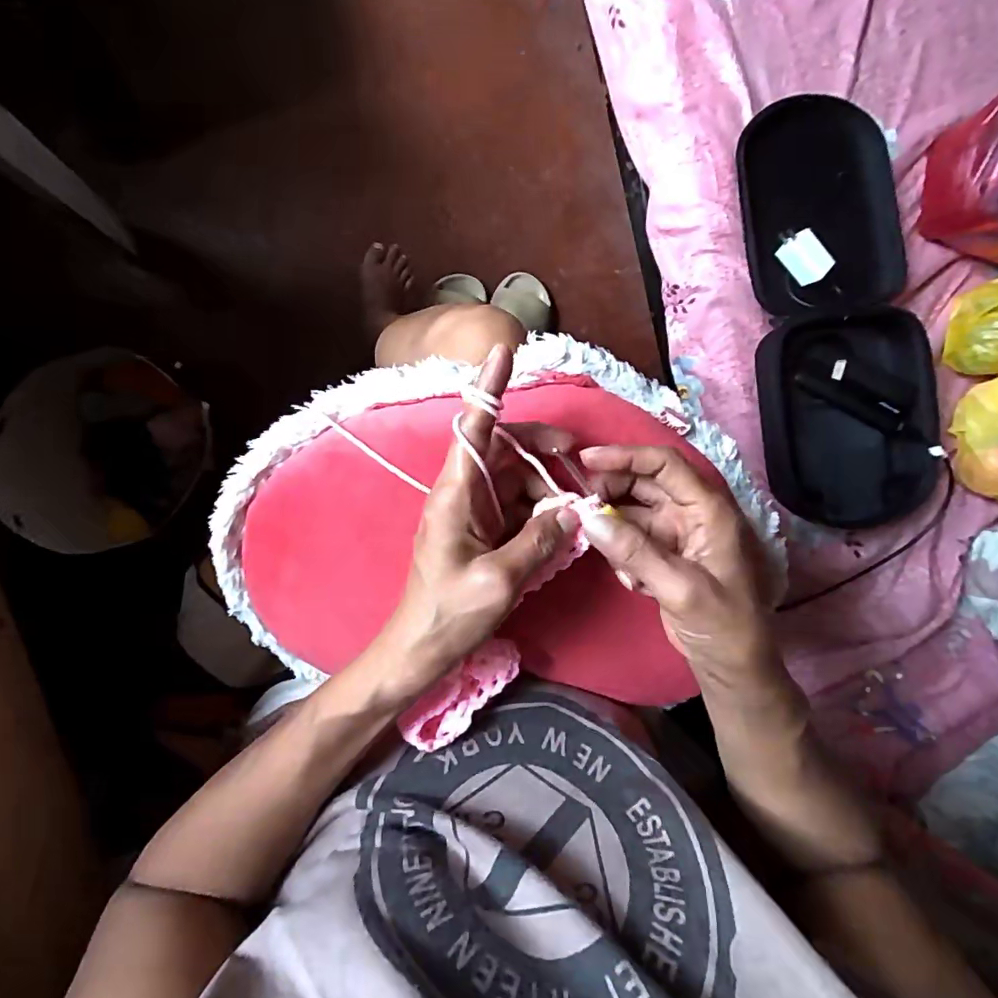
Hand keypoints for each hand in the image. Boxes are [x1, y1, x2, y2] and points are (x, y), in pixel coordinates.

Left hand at [365, 345, 580, 697]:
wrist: (420, 648)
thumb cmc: (449, 613)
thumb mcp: (499, 580)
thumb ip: (538, 541)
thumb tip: (572, 512)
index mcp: (455, 493)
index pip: (473, 426)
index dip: (489, 386)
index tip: (504, 349)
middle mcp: (463, 492)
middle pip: (504, 448)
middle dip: (542, 447)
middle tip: (578, 459)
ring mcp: (473, 511)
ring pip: (517, 477)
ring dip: (547, 486)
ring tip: (577, 509)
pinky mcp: (483, 530)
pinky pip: (518, 505)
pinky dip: (542, 510)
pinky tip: (562, 527)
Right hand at [576, 445, 775, 681]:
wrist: (731, 666)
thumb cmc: (722, 623)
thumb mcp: (680, 587)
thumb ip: (635, 552)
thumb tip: (589, 518)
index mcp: (709, 510)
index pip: (665, 465)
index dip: (626, 456)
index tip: (585, 459)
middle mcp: (692, 514)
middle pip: (644, 484)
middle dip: (610, 491)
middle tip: (580, 506)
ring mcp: (676, 536)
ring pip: (633, 513)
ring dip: (613, 528)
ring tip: (606, 553)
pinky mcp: (663, 557)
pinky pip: (631, 540)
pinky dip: (621, 553)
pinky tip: (632, 582)